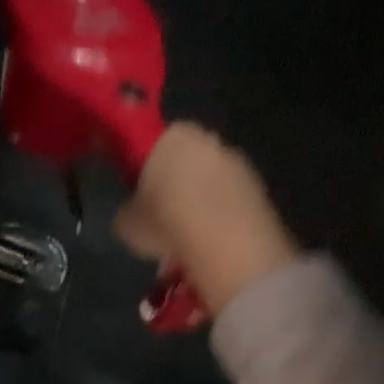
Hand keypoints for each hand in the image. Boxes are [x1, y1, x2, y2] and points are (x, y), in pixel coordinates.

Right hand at [113, 123, 298, 317]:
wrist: (228, 246)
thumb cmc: (168, 225)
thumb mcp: (127, 226)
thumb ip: (126, 212)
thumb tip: (131, 213)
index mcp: (171, 137)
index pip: (149, 142)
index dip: (141, 166)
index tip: (135, 190)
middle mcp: (206, 139)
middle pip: (183, 157)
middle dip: (173, 180)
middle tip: (160, 213)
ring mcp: (236, 161)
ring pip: (208, 176)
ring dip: (198, 197)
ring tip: (185, 233)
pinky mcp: (257, 186)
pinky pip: (228, 196)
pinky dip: (219, 211)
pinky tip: (209, 238)